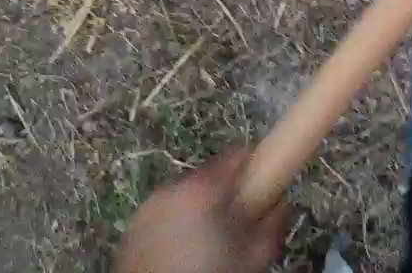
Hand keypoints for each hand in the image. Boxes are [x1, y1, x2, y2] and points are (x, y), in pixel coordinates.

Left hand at [115, 150, 288, 272]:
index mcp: (202, 188)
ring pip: (187, 194)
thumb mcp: (254, 256)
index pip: (240, 155)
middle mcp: (171, 189)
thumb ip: (274, 221)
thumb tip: (281, 203)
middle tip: (239, 219)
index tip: (266, 186)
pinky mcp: (130, 231)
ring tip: (210, 239)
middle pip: (212, 174)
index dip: (257, 167)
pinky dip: (178, 223)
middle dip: (228, 191)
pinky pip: (166, 213)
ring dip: (202, 207)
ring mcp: (146, 209)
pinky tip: (185, 250)